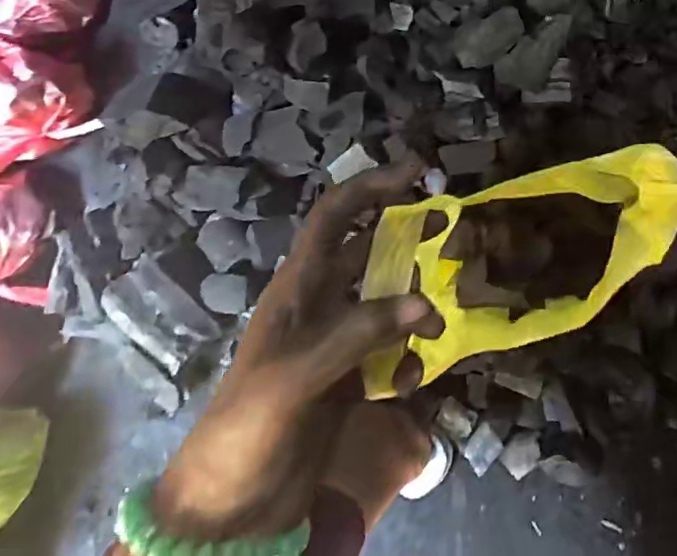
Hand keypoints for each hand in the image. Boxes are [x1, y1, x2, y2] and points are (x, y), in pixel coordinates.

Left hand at [149, 162, 443, 540]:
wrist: (229, 505)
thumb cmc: (249, 426)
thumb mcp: (298, 375)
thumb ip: (359, 334)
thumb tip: (424, 302)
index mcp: (296, 286)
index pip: (334, 217)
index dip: (371, 187)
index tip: (416, 171)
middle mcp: (318, 302)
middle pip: (367, 252)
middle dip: (406, 239)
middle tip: (447, 229)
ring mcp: (334, 341)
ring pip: (385, 302)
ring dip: (413, 309)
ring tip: (436, 330)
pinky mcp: (348, 378)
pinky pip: (388, 350)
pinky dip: (405, 358)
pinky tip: (408, 382)